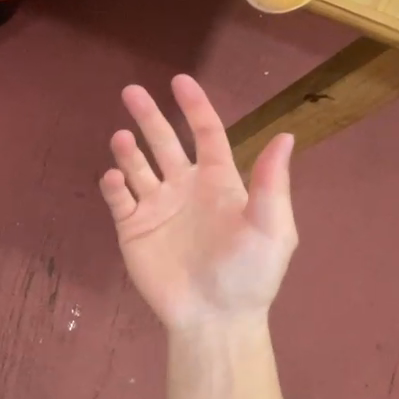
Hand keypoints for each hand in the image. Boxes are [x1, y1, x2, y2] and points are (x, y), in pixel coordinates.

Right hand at [98, 75, 297, 332]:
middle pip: (162, 141)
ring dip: (128, 150)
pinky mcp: (132, 227)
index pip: (204, 135)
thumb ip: (270, 184)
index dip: (194, 107)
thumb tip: (285, 137)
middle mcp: (183, 187)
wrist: (214, 318)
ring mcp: (155, 206)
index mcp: (217, 183)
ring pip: (136, 166)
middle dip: (148, 115)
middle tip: (131, 90)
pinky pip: (119, 198)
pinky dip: (114, 186)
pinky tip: (116, 180)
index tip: (178, 81)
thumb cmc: (249, 274)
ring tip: (122, 139)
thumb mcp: (271, 229)